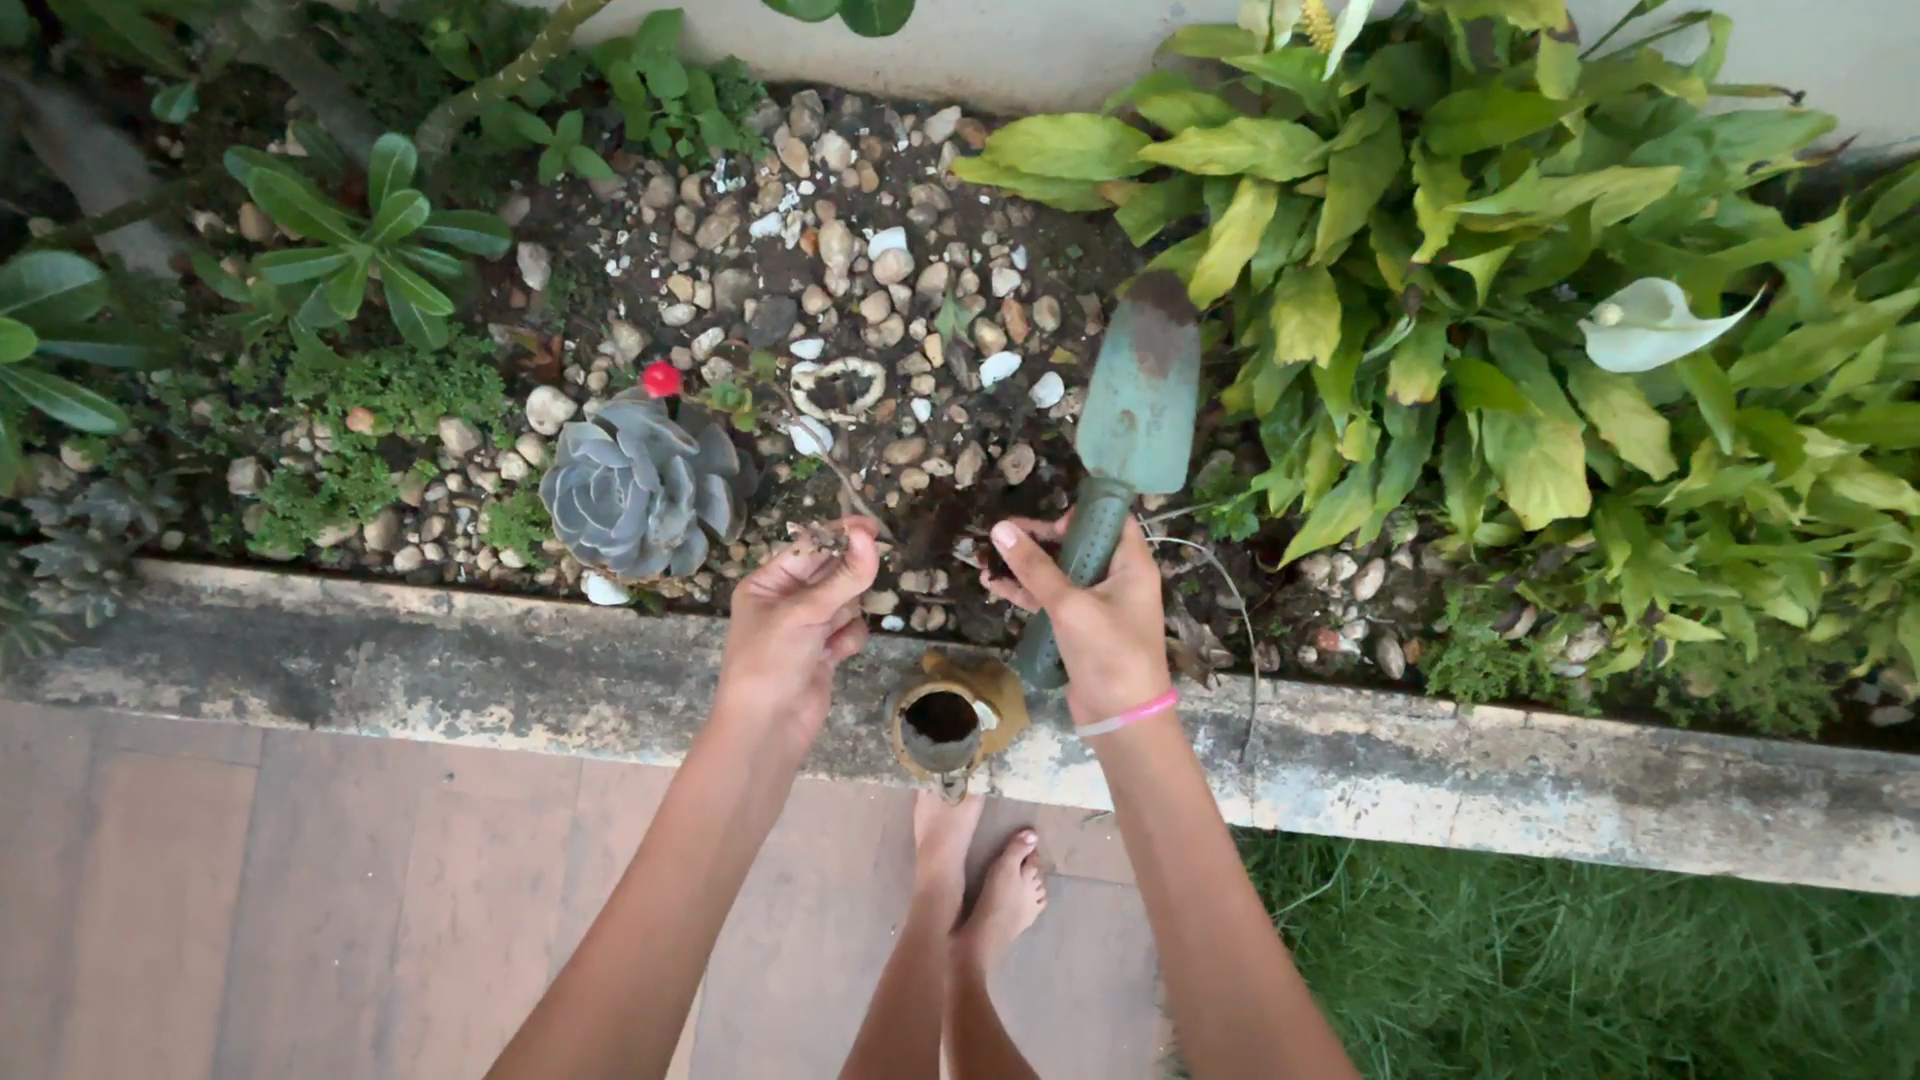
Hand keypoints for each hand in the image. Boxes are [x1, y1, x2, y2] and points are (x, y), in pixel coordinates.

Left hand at [716, 516, 879, 743]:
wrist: (767, 727)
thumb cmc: (772, 660)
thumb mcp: (805, 613)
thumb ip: (844, 577)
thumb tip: (869, 538)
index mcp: (766, 584)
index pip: (808, 549)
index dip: (839, 536)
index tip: (871, 527)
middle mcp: (785, 602)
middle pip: (830, 573)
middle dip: (847, 577)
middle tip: (874, 564)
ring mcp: (806, 628)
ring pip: (846, 602)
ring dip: (846, 614)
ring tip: (832, 632)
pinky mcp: (824, 652)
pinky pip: (849, 630)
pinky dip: (848, 639)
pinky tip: (835, 654)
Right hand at [981, 511, 1172, 725]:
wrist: (1122, 718)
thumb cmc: (1108, 653)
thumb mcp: (1070, 605)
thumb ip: (1035, 567)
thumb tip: (1001, 529)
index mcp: (1131, 565)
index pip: (1112, 520)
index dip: (1081, 513)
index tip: (1048, 520)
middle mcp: (1118, 579)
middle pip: (1079, 544)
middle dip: (1040, 538)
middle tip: (1004, 535)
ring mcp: (1098, 604)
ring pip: (1060, 572)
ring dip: (1027, 565)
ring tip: (987, 557)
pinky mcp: (1080, 627)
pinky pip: (1052, 599)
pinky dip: (1027, 592)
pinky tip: (995, 584)